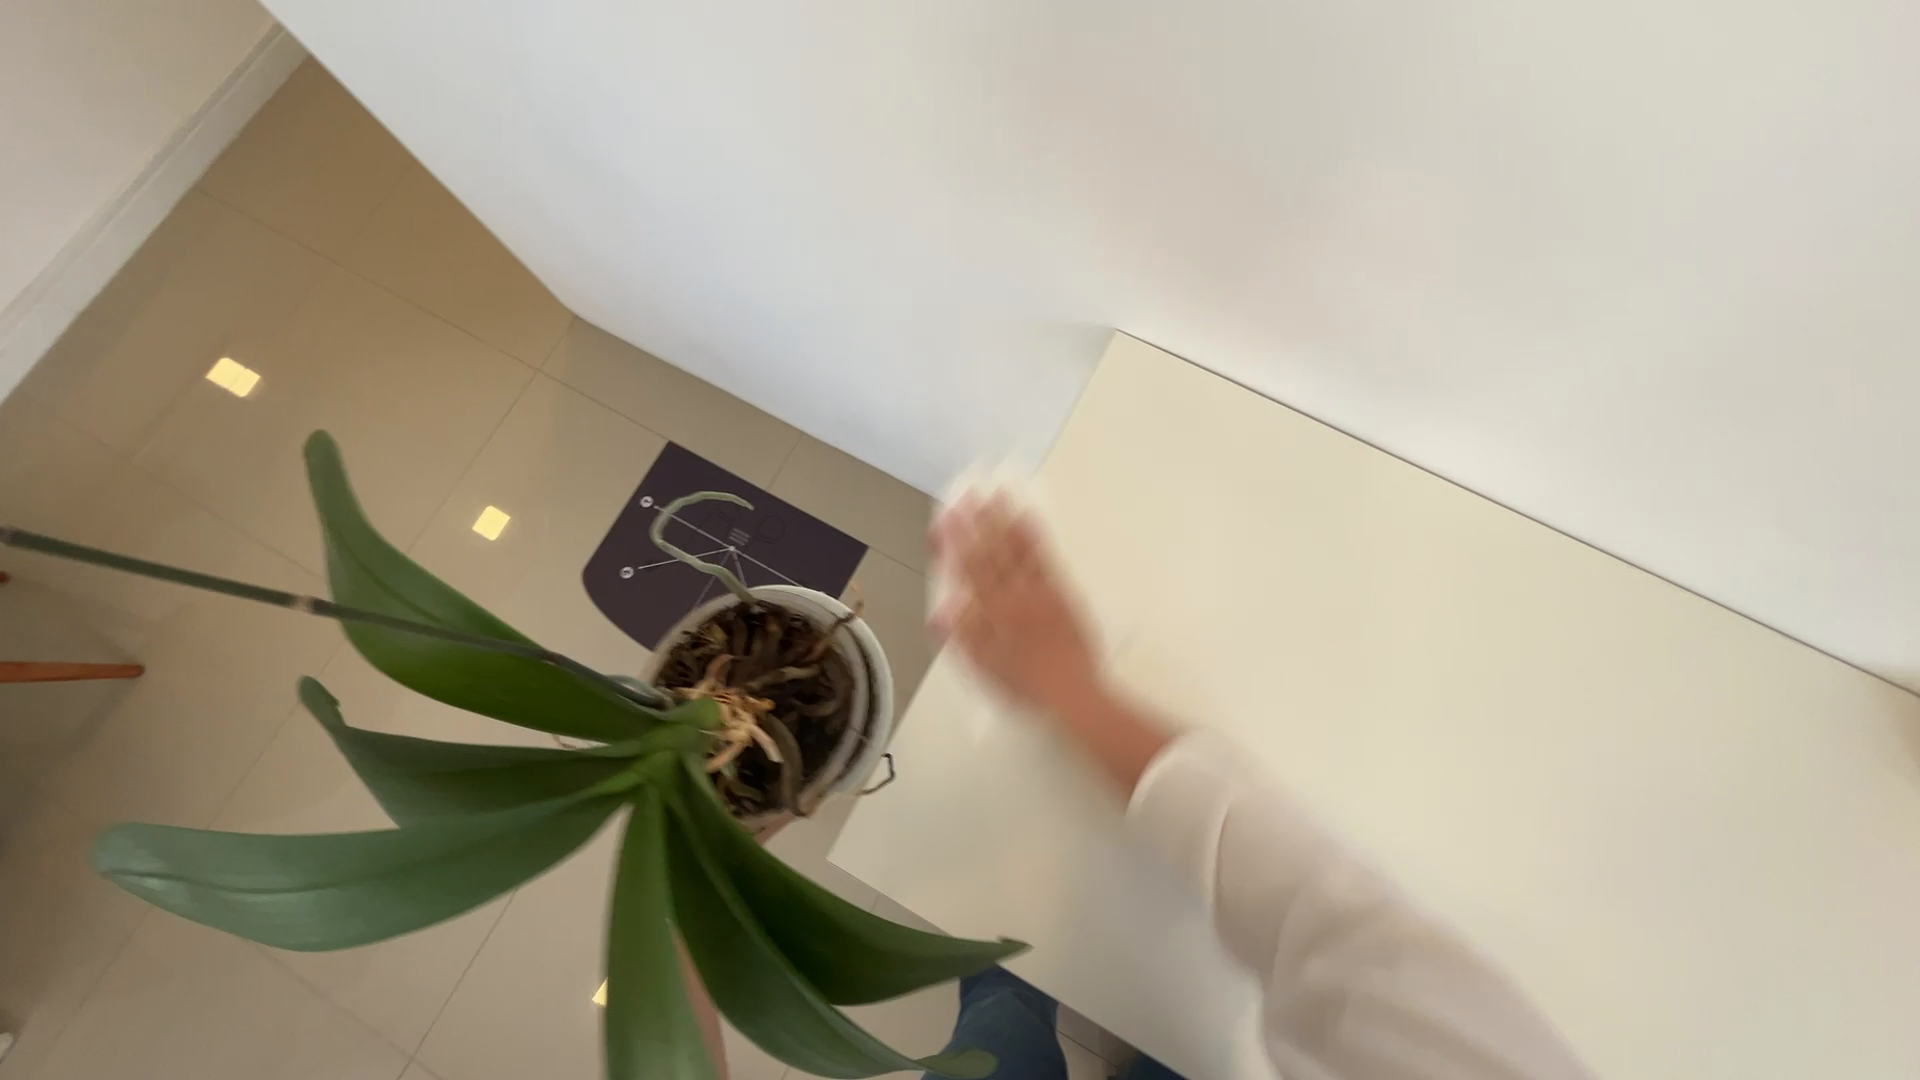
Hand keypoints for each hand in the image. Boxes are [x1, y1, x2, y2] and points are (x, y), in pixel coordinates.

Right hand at [931, 494, 1105, 720]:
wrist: (1073, 692)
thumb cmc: (1026, 685)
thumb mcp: (984, 669)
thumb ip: (963, 636)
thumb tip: (943, 607)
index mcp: (992, 614)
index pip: (969, 569)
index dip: (956, 541)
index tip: (946, 517)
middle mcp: (1014, 595)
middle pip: (992, 552)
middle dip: (977, 521)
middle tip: (968, 493)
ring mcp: (1040, 590)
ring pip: (1018, 548)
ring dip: (1005, 519)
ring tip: (995, 493)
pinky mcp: (1062, 590)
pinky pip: (1045, 556)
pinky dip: (1035, 534)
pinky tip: (1028, 516)